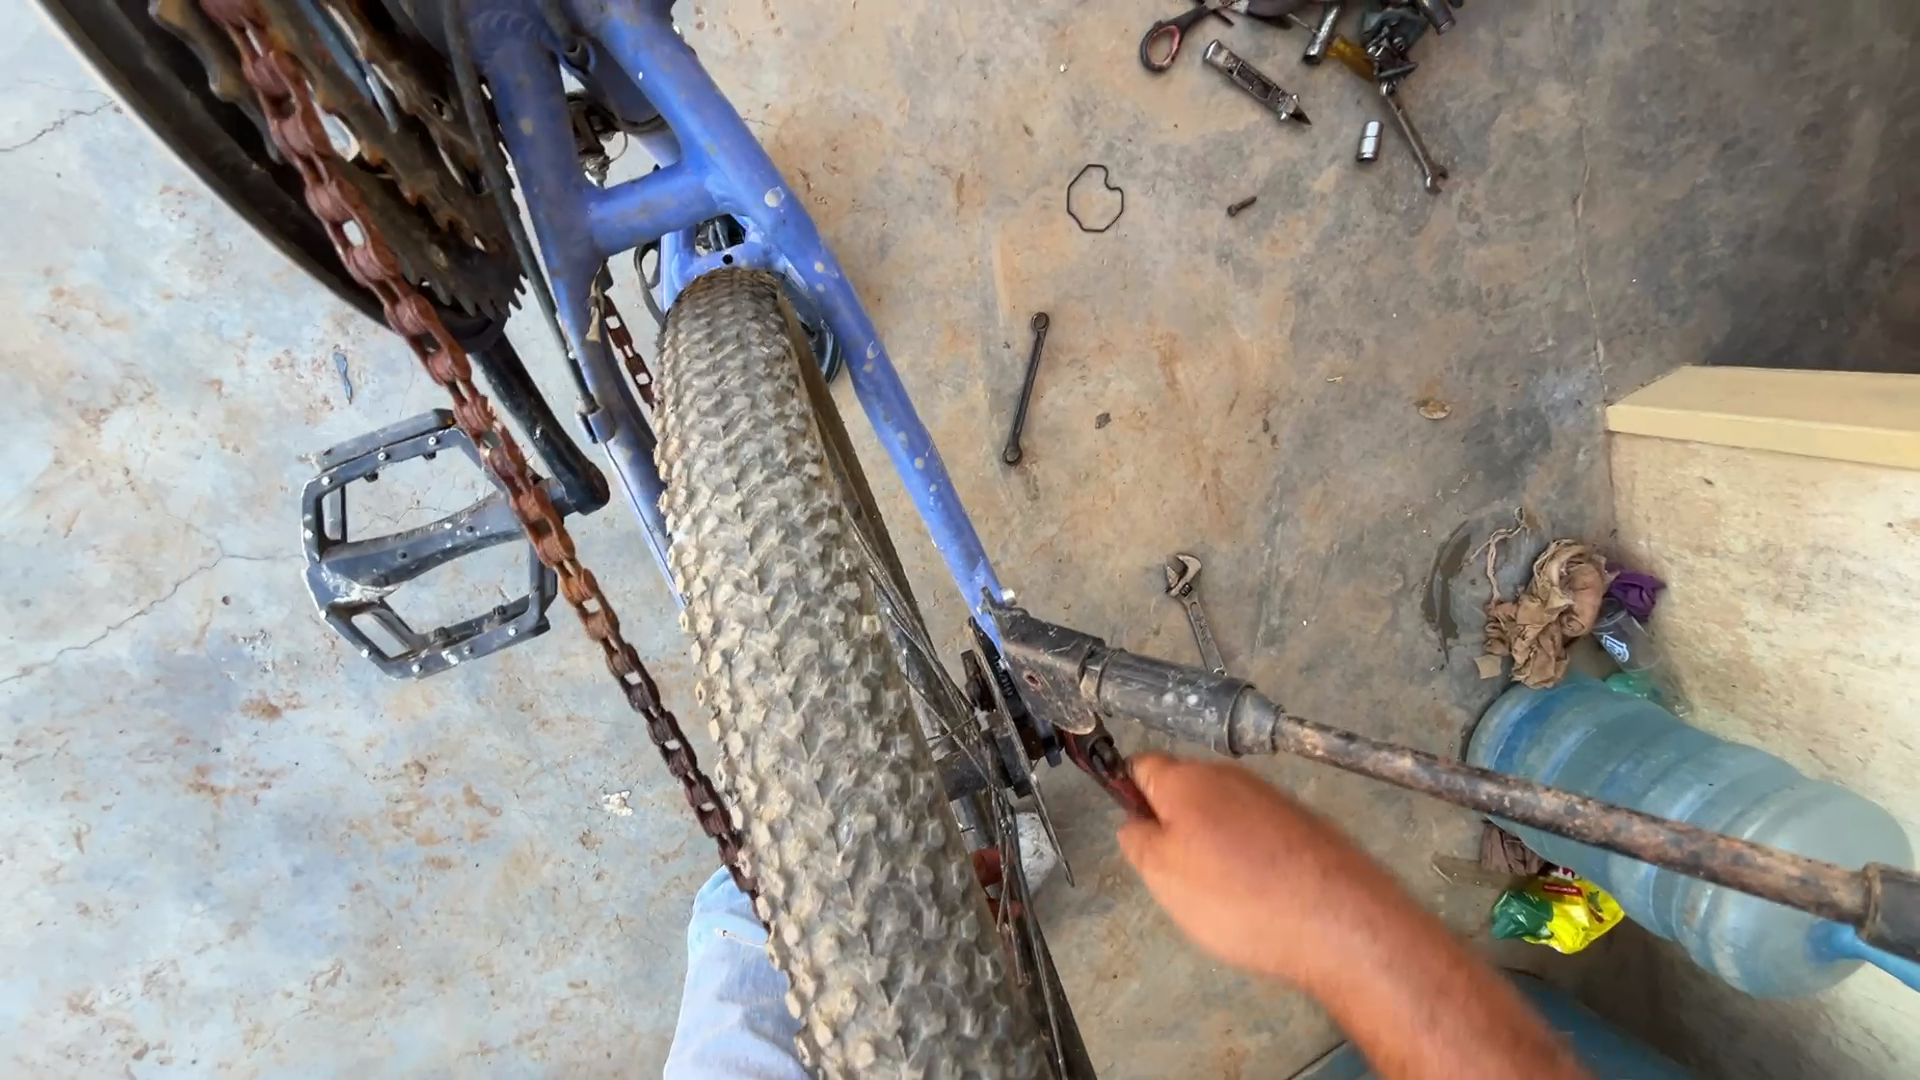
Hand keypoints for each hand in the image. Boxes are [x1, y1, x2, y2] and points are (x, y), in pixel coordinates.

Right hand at [1116, 753, 1401, 987]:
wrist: (1343, 923)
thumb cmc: (1238, 896)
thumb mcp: (1161, 875)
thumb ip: (1135, 840)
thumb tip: (1134, 822)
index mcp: (1185, 778)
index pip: (1140, 764)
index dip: (1128, 794)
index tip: (1137, 834)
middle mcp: (1227, 774)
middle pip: (1182, 788)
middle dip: (1173, 823)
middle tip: (1177, 873)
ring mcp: (1270, 796)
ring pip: (1221, 811)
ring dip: (1212, 840)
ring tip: (1224, 892)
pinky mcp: (1303, 822)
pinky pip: (1258, 831)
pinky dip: (1250, 855)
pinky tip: (1261, 894)